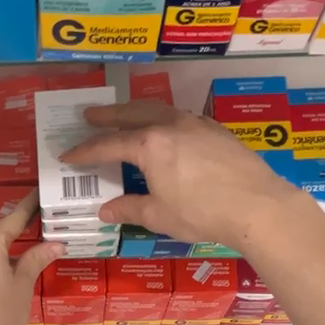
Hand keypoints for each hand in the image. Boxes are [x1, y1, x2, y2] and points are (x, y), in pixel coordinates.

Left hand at [0, 191, 62, 324]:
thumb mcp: (23, 286)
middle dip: (12, 225)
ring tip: (19, 246)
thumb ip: (36, 259)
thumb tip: (56, 244)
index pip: (13, 219)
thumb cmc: (1, 315)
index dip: (28, 206)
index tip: (37, 193)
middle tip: (33, 223)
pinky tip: (1, 265)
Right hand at [59, 101, 306, 252]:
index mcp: (150, 145)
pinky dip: (164, 120)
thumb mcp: (159, 215)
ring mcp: (196, 124)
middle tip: (89, 114)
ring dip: (137, 112)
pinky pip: (181, 118)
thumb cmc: (202, 213)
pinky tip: (166, 130)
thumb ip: (130, 208)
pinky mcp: (216, 131)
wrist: (256, 205)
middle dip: (108, 116)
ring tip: (126, 117)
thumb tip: (106, 210)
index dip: (85, 151)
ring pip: (159, 110)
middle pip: (132, 114)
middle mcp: (170, 125)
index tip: (68, 155)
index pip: (108, 145)